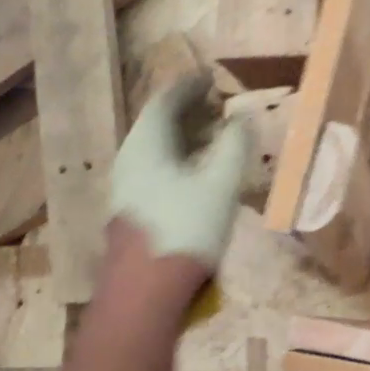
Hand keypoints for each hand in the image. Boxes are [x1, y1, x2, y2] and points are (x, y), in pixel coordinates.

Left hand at [111, 73, 249, 276]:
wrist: (144, 292)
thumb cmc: (184, 230)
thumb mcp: (219, 185)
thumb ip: (233, 148)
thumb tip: (241, 120)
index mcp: (146, 146)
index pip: (163, 103)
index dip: (187, 87)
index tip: (208, 77)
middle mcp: (130, 162)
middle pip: (156, 125)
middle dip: (185, 111)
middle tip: (213, 104)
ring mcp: (128, 191)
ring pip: (156, 151)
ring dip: (183, 138)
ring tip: (209, 137)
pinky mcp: (134, 215)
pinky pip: (157, 172)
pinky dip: (179, 162)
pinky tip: (195, 177)